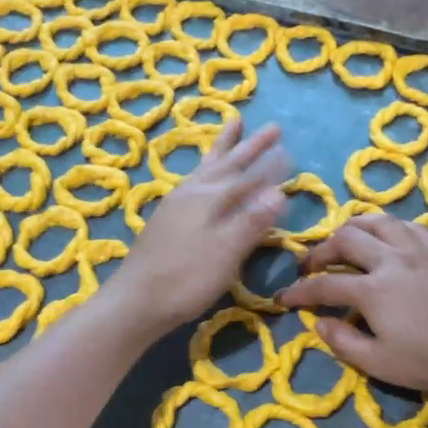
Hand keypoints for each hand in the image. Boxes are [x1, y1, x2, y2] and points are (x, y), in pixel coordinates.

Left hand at [108, 117, 289, 333]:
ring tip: (235, 125)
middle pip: (228, 164)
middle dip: (251, 146)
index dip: (270, 166)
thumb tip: (280, 193)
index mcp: (210, 198)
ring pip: (208, 166)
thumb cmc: (185, 278)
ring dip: (225, 147)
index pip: (248, 177)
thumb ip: (252, 221)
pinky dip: (209, 166)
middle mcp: (193, 192)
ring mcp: (177, 203)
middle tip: (273, 127)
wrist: (135, 301)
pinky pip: (197, 178)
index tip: (291, 151)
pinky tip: (205, 173)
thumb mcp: (226, 252)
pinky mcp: (168, 217)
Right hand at [278, 215, 427, 394]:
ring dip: (353, 227)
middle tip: (311, 265)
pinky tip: (386, 237)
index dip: (300, 291)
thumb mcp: (379, 363)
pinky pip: (408, 225)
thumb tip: (319, 322)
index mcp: (373, 290)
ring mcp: (418, 249)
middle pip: (346, 239)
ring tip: (343, 239)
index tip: (284, 298)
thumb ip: (343, 342)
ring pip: (377, 221)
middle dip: (320, 250)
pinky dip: (389, 227)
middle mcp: (391, 259)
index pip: (325, 284)